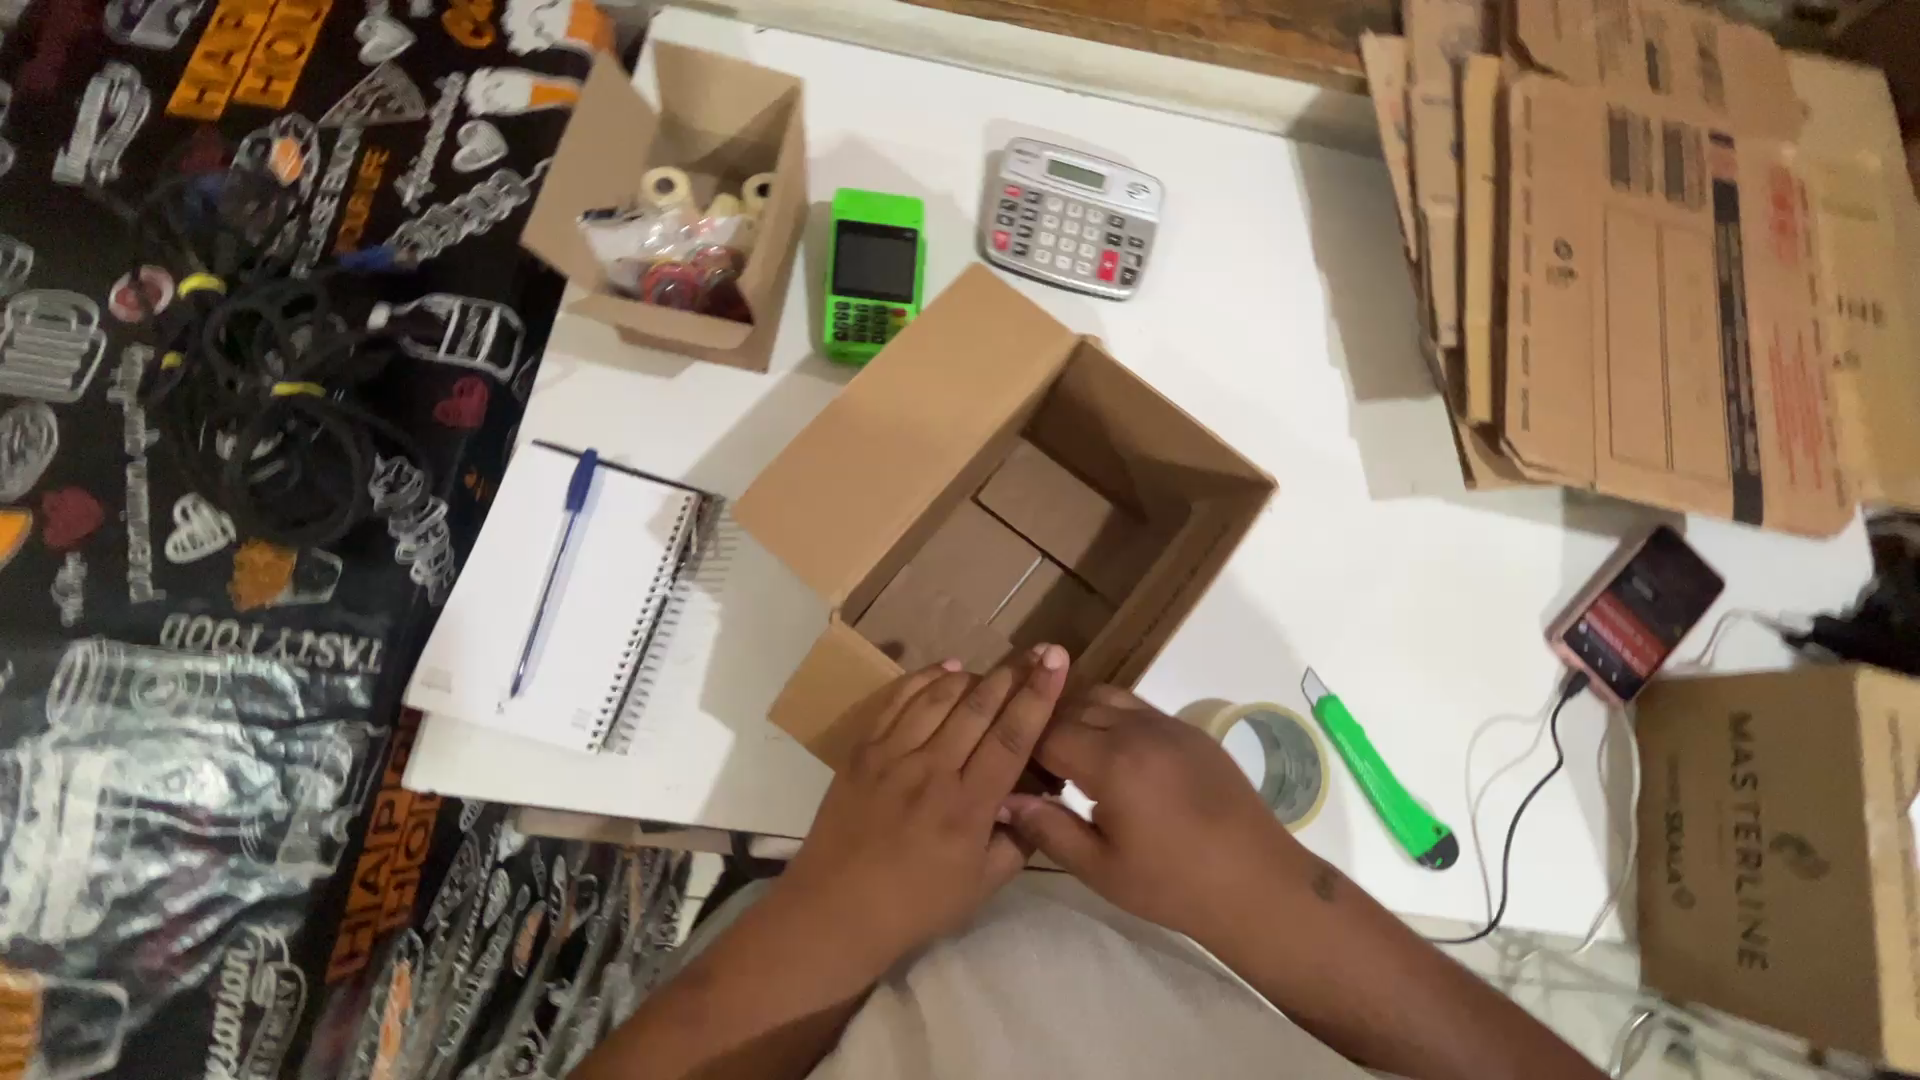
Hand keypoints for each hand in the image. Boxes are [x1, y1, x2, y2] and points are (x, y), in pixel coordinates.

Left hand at [768, 645, 1070, 975]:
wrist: (835, 910)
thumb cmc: (915, 905)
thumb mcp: (981, 887)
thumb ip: (1017, 841)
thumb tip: (1034, 802)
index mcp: (967, 806)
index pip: (1011, 738)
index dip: (1037, 696)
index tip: (1055, 661)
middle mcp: (932, 770)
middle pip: (979, 707)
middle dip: (1013, 675)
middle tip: (1036, 653)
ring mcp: (893, 755)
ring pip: (940, 697)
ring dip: (973, 676)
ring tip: (995, 669)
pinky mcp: (863, 750)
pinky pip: (898, 701)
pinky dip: (925, 680)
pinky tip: (946, 671)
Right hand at [1004, 687, 1310, 942]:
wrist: (1257, 883)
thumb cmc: (1173, 885)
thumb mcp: (1100, 868)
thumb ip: (1047, 828)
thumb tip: (1004, 798)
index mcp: (1112, 762)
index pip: (1046, 732)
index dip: (1023, 748)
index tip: (1013, 770)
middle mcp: (1137, 730)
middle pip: (1072, 707)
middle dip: (1046, 728)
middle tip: (1036, 763)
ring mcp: (1167, 724)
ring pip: (1104, 697)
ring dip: (1078, 715)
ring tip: (1070, 752)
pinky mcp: (1189, 730)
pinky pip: (1136, 707)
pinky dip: (1111, 717)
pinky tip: (1112, 753)